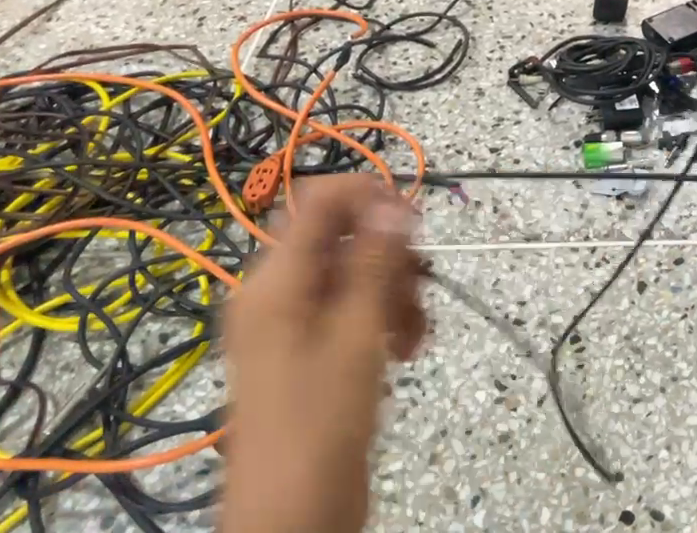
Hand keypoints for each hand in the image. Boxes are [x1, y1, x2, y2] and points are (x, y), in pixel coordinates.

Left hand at [220, 175, 425, 532]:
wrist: (291, 520)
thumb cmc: (320, 424)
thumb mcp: (356, 335)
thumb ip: (374, 261)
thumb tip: (391, 200)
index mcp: (274, 280)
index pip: (319, 200)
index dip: (370, 195)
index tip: (415, 221)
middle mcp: (278, 292)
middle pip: (344, 239)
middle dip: (391, 259)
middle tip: (421, 288)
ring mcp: (292, 323)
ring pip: (356, 275)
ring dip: (395, 294)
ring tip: (416, 336)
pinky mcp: (309, 350)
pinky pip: (351, 310)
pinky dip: (383, 320)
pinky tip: (406, 350)